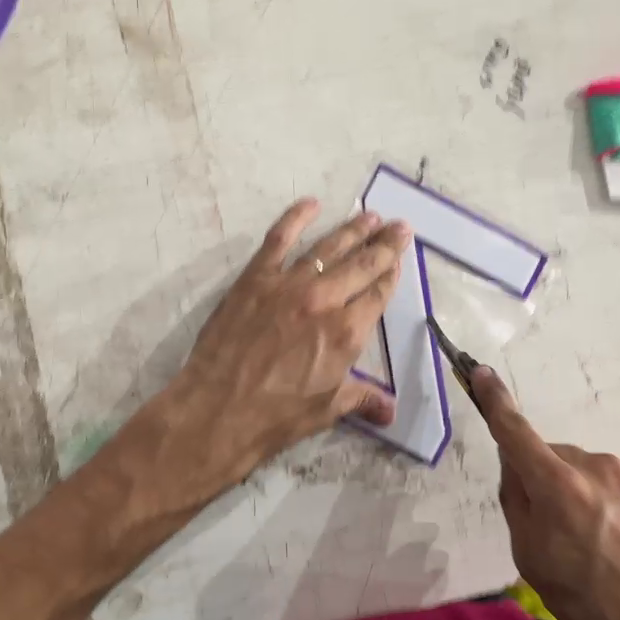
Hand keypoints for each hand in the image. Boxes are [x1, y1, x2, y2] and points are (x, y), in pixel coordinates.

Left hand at [153, 199, 411, 502]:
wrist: (219, 410)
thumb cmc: (277, 416)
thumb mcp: (327, 409)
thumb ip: (361, 399)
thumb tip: (390, 412)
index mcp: (347, 333)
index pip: (378, 293)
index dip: (392, 273)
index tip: (400, 258)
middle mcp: (325, 300)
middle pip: (363, 264)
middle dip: (385, 244)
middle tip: (400, 227)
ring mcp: (289, 284)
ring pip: (329, 247)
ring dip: (353, 229)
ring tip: (370, 216)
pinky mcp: (256, 278)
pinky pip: (280, 238)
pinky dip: (296, 218)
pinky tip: (311, 204)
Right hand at [470, 368, 619, 619]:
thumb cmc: (586, 599)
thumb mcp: (530, 557)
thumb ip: (517, 501)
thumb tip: (516, 466)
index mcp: (558, 482)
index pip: (515, 431)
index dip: (494, 401)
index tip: (480, 371)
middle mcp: (594, 465)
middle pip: (548, 459)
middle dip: (538, 482)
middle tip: (546, 534)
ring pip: (577, 474)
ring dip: (569, 496)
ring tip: (585, 549)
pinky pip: (605, 488)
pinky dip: (596, 506)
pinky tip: (610, 548)